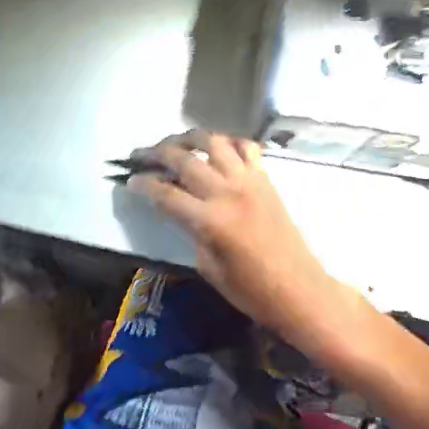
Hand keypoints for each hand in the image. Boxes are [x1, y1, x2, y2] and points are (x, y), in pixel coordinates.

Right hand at [126, 131, 347, 338]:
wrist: (299, 290)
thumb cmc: (250, 289)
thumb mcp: (207, 267)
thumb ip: (189, 231)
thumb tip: (176, 209)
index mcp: (209, 220)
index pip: (164, 193)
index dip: (142, 185)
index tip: (129, 180)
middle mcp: (227, 192)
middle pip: (183, 159)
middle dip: (155, 154)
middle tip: (139, 156)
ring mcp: (249, 181)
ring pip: (213, 142)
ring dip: (189, 138)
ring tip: (175, 143)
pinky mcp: (265, 179)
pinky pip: (245, 147)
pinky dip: (228, 141)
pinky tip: (216, 148)